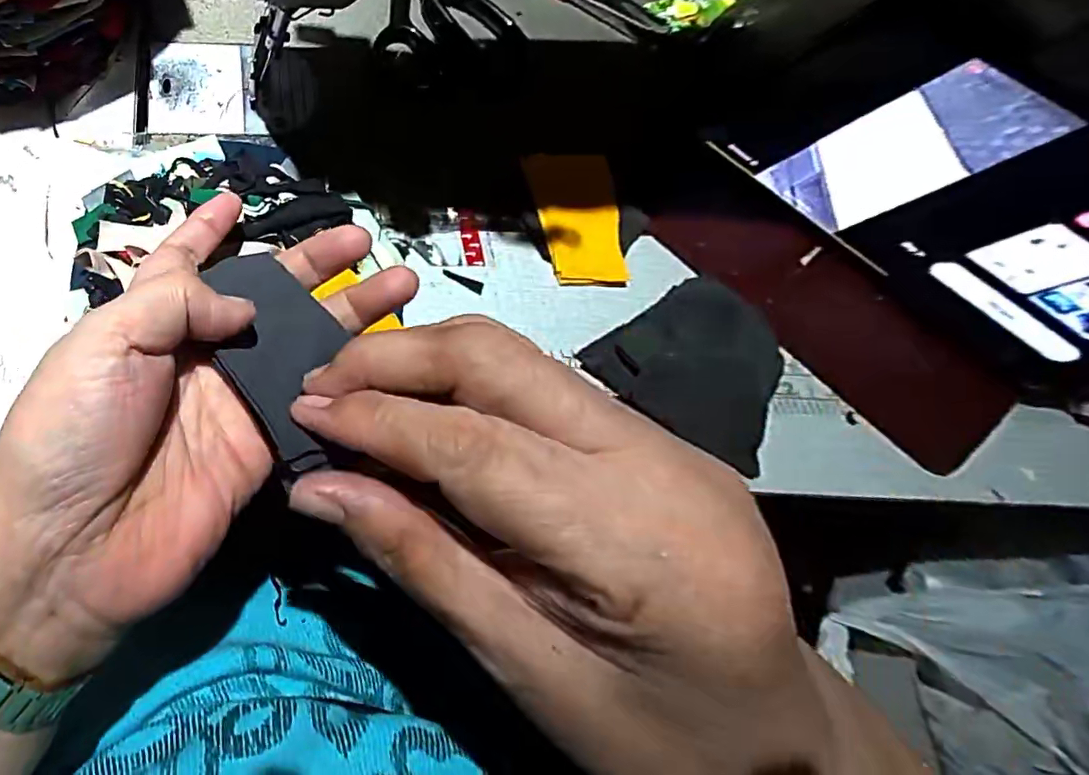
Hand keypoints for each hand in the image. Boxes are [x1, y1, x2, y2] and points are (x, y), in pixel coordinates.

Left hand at [0, 191, 417, 683]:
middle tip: (360, 240)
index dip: (210, 229)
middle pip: (267, 296)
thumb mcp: (105, 344)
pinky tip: (387, 359)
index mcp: (153, 320)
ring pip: (303, 346)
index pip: (187, 261)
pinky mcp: (262, 451)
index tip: (237, 198)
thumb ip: (176, 303)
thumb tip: (248, 307)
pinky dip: (347, 384)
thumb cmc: (71, 431)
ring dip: (348, 316)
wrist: (67, 552)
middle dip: (313, 264)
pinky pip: (312, 409)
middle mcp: (201, 355)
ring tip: (397, 285)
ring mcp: (236, 403)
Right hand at [284, 316, 900, 773]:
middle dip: (394, 357)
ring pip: (513, 352)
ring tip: (355, 386)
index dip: (379, 421)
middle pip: (497, 360)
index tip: (304, 410)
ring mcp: (652, 432)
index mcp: (634, 539)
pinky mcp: (641, 428)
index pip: (476, 446)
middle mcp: (650, 455)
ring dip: (422, 356)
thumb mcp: (526, 674)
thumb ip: (421, 564)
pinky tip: (418, 402)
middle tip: (322, 382)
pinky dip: (458, 377)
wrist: (783, 744)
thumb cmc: (656, 740)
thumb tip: (320, 489)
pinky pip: (531, 377)